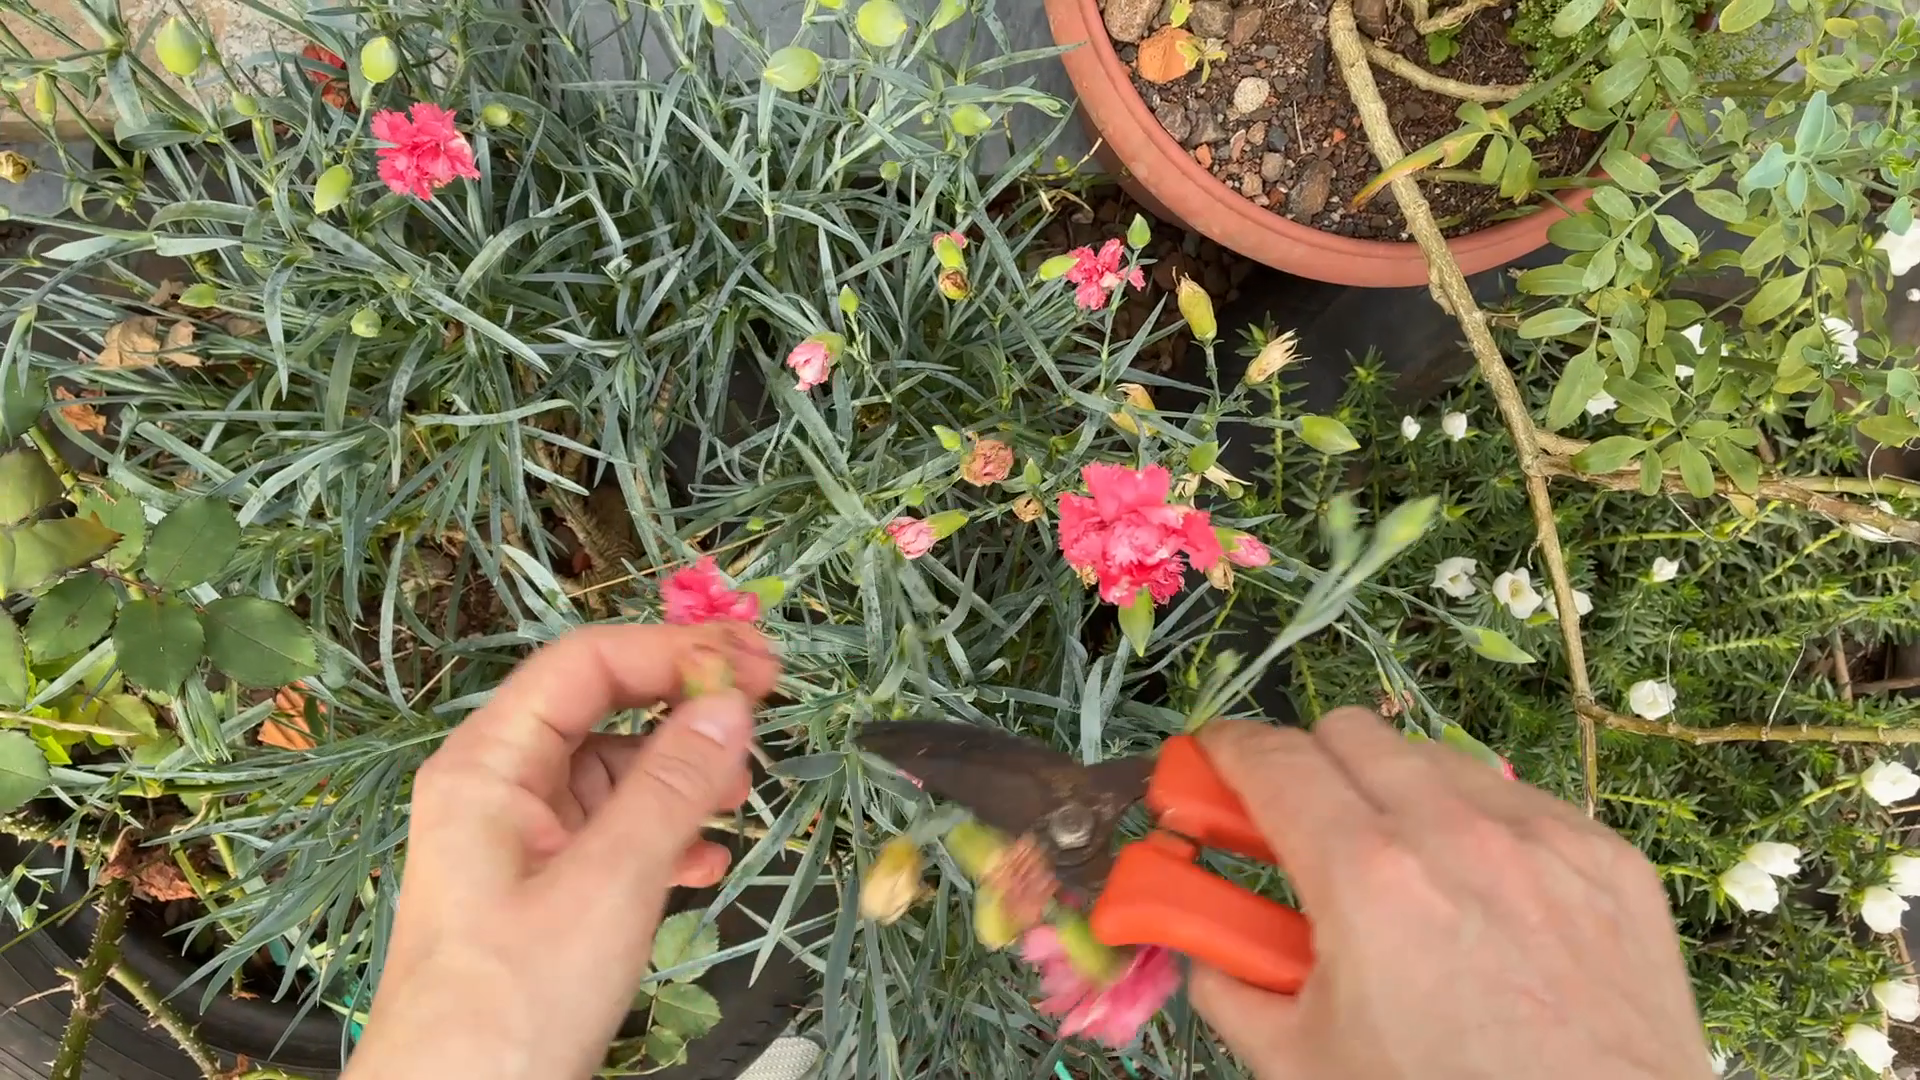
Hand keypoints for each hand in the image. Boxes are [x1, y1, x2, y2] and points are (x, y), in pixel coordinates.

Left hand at [344, 623, 778, 1079]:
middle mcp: (508, 781)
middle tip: (766, 699)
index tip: (752, 666)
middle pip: (610, 702)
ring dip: (690, 767)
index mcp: (492, 764)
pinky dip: (675, 825)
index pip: (590, 663)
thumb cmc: (515, 1008)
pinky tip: (707, 859)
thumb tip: (732, 704)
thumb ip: (673, 785)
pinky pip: (627, 819)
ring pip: (625, 762)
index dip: (674, 652)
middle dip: (690, 699)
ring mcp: (533, 829)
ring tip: (739, 795)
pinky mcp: (557, 874)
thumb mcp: (608, 885)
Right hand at [1190, 710, 1711, 1079]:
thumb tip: (1200, 939)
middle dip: (1304, 759)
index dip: (1226, 745)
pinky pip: (1504, 793)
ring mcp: (1537, 835)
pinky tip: (1474, 882)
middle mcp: (1450, 831)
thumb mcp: (1298, 1062)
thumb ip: (1225, 984)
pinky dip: (1464, 814)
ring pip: (1423, 752)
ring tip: (1391, 852)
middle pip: (1344, 729)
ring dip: (1384, 783)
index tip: (1211, 755)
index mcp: (1364, 874)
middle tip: (1299, 815)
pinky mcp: (1604, 853)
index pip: (1271, 758)